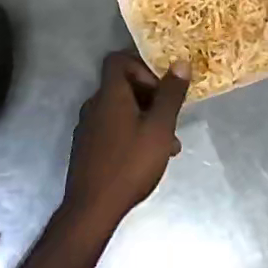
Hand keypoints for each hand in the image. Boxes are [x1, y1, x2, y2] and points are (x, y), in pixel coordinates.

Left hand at [62, 51, 188, 233]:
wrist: (92, 206)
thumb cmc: (130, 164)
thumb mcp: (159, 128)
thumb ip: (170, 95)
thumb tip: (180, 63)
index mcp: (110, 94)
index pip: (119, 60)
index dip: (142, 65)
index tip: (162, 86)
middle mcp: (95, 104)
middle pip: (122, 85)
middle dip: (151, 96)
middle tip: (171, 117)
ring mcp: (88, 125)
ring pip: (121, 110)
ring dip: (145, 118)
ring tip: (169, 144)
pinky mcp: (87, 146)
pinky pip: (113, 127)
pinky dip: (132, 132)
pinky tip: (148, 157)